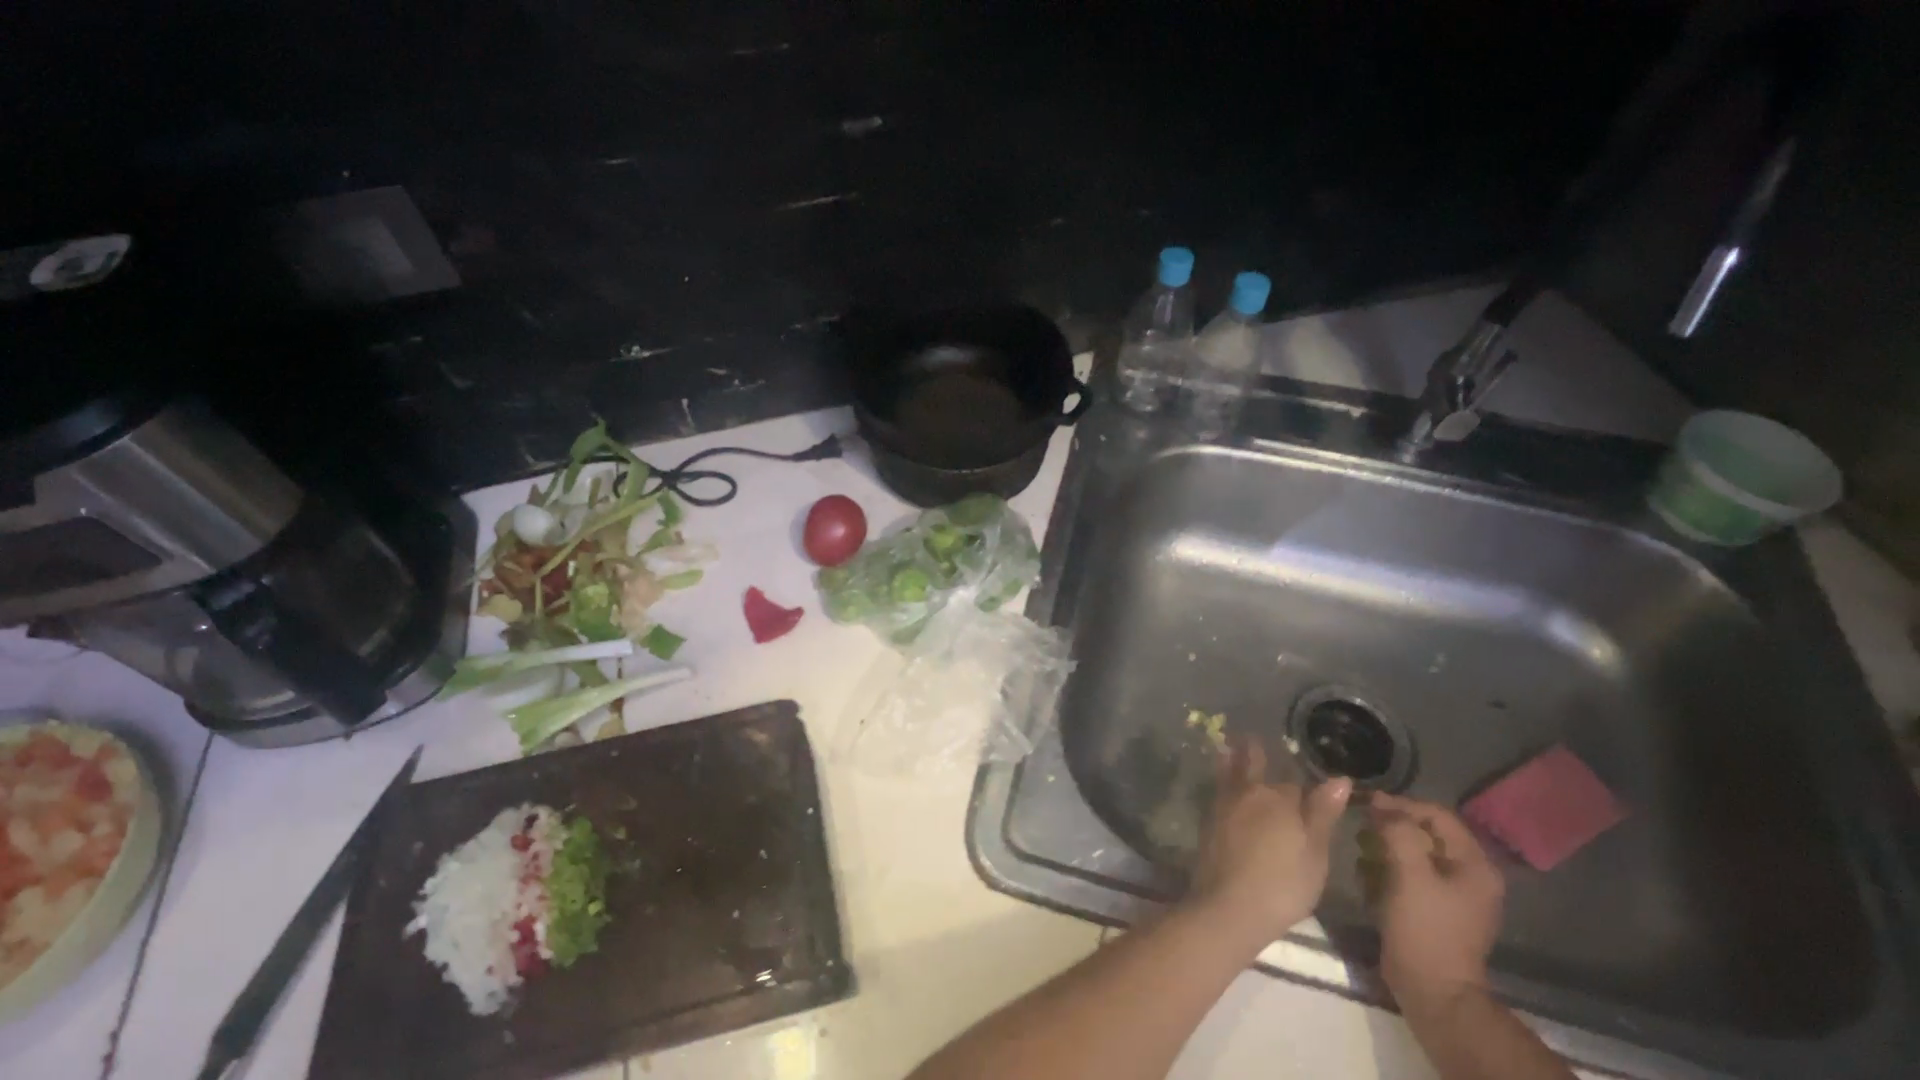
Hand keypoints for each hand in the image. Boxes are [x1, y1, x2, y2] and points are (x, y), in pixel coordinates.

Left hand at [1186, 739, 1351, 951]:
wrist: (1229, 908)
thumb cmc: (1283, 883)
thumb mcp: (1315, 853)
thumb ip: (1323, 813)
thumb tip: (1339, 778)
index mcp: (1278, 797)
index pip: (1292, 783)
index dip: (1299, 784)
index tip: (1300, 774)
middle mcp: (1248, 794)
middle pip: (1251, 766)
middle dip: (1252, 751)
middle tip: (1250, 736)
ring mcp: (1223, 808)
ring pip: (1229, 776)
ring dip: (1230, 760)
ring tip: (1228, 748)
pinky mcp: (1207, 825)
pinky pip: (1217, 793)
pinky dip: (1219, 783)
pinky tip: (1221, 787)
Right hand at [1369, 793, 1505, 1010]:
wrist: (1433, 992)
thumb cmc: (1425, 929)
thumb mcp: (1409, 875)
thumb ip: (1398, 834)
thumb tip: (1384, 808)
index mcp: (1475, 865)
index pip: (1439, 817)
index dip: (1403, 805)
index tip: (1368, 803)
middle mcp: (1473, 877)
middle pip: (1431, 835)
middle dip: (1395, 827)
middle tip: (1362, 825)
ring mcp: (1458, 898)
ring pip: (1421, 857)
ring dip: (1390, 849)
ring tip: (1362, 850)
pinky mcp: (1440, 914)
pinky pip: (1416, 879)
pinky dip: (1393, 871)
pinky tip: (1371, 876)